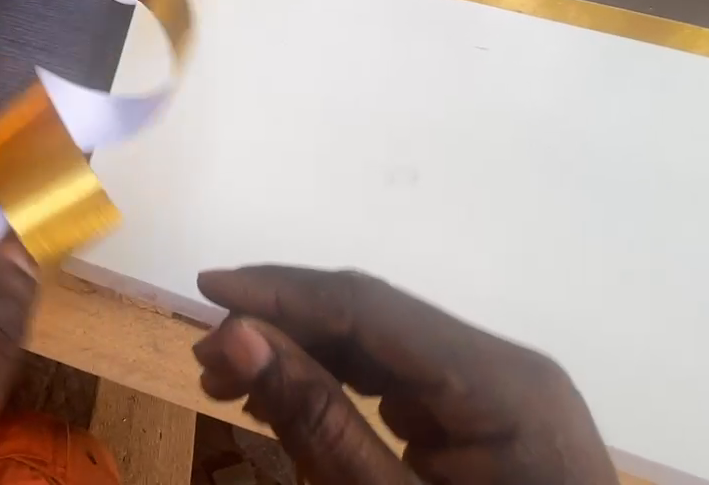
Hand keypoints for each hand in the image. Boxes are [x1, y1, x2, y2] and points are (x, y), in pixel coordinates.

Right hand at [194, 267, 617, 484]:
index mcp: (501, 384)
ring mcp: (495, 392)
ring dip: (298, 356)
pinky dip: (333, 386)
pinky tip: (285, 400)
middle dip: (280, 329)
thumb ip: (317, 421)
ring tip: (230, 383)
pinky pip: (393, 380)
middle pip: (368, 320)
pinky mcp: (483, 417)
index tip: (206, 287)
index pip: (366, 306)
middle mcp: (502, 368)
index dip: (279, 290)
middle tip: (208, 359)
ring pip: (374, 345)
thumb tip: (234, 332)